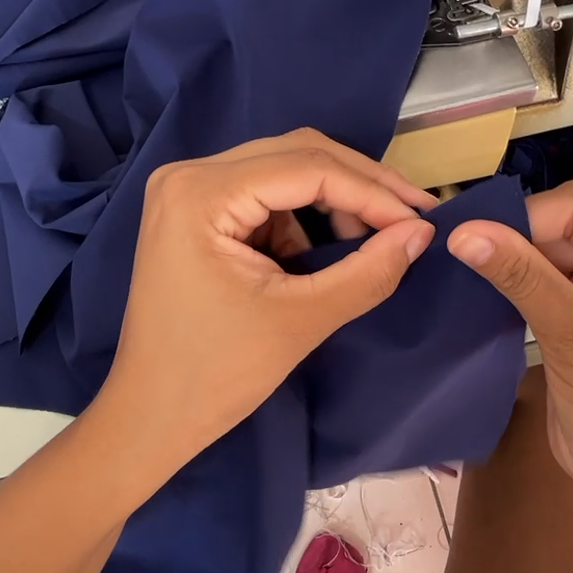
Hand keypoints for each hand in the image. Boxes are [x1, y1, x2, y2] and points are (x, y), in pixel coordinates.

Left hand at [100, 130, 437, 458]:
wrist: (150, 418)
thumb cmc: (216, 375)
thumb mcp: (301, 320)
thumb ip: (368, 271)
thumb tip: (422, 232)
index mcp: (202, 192)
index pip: (307, 168)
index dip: (372, 192)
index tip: (422, 220)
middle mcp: (190, 173)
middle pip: (296, 154)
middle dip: (359, 185)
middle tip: (411, 215)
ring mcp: (189, 189)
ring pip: (285, 169)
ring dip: (335, 198)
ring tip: (376, 236)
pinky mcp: (197, 209)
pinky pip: (267, 192)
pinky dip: (306, 215)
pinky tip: (331, 248)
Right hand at [445, 180, 572, 499]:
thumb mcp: (572, 337)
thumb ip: (519, 275)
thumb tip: (460, 230)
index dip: (526, 218)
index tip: (469, 234)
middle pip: (570, 226)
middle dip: (520, 238)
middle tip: (463, 250)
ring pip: (556, 250)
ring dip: (517, 260)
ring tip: (468, 265)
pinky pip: (554, 279)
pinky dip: (522, 282)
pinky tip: (488, 286)